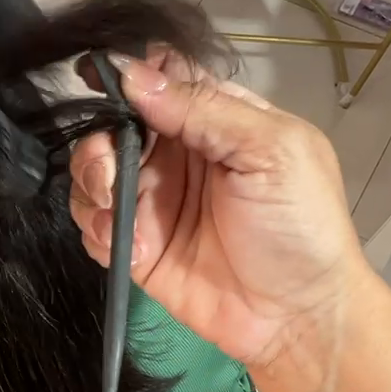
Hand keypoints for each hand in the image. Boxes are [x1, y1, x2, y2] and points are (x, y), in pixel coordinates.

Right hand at [68, 53, 366, 369]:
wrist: (293, 317)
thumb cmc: (299, 226)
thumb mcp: (270, 151)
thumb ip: (204, 110)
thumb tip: (135, 75)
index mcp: (215, 121)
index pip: (161, 82)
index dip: (129, 77)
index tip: (102, 82)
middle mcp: (176, 157)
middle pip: (113, 128)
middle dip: (99, 145)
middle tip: (109, 173)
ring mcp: (153, 204)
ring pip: (94, 176)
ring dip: (91, 188)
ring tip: (113, 214)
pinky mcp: (135, 249)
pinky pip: (94, 228)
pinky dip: (97, 232)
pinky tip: (128, 249)